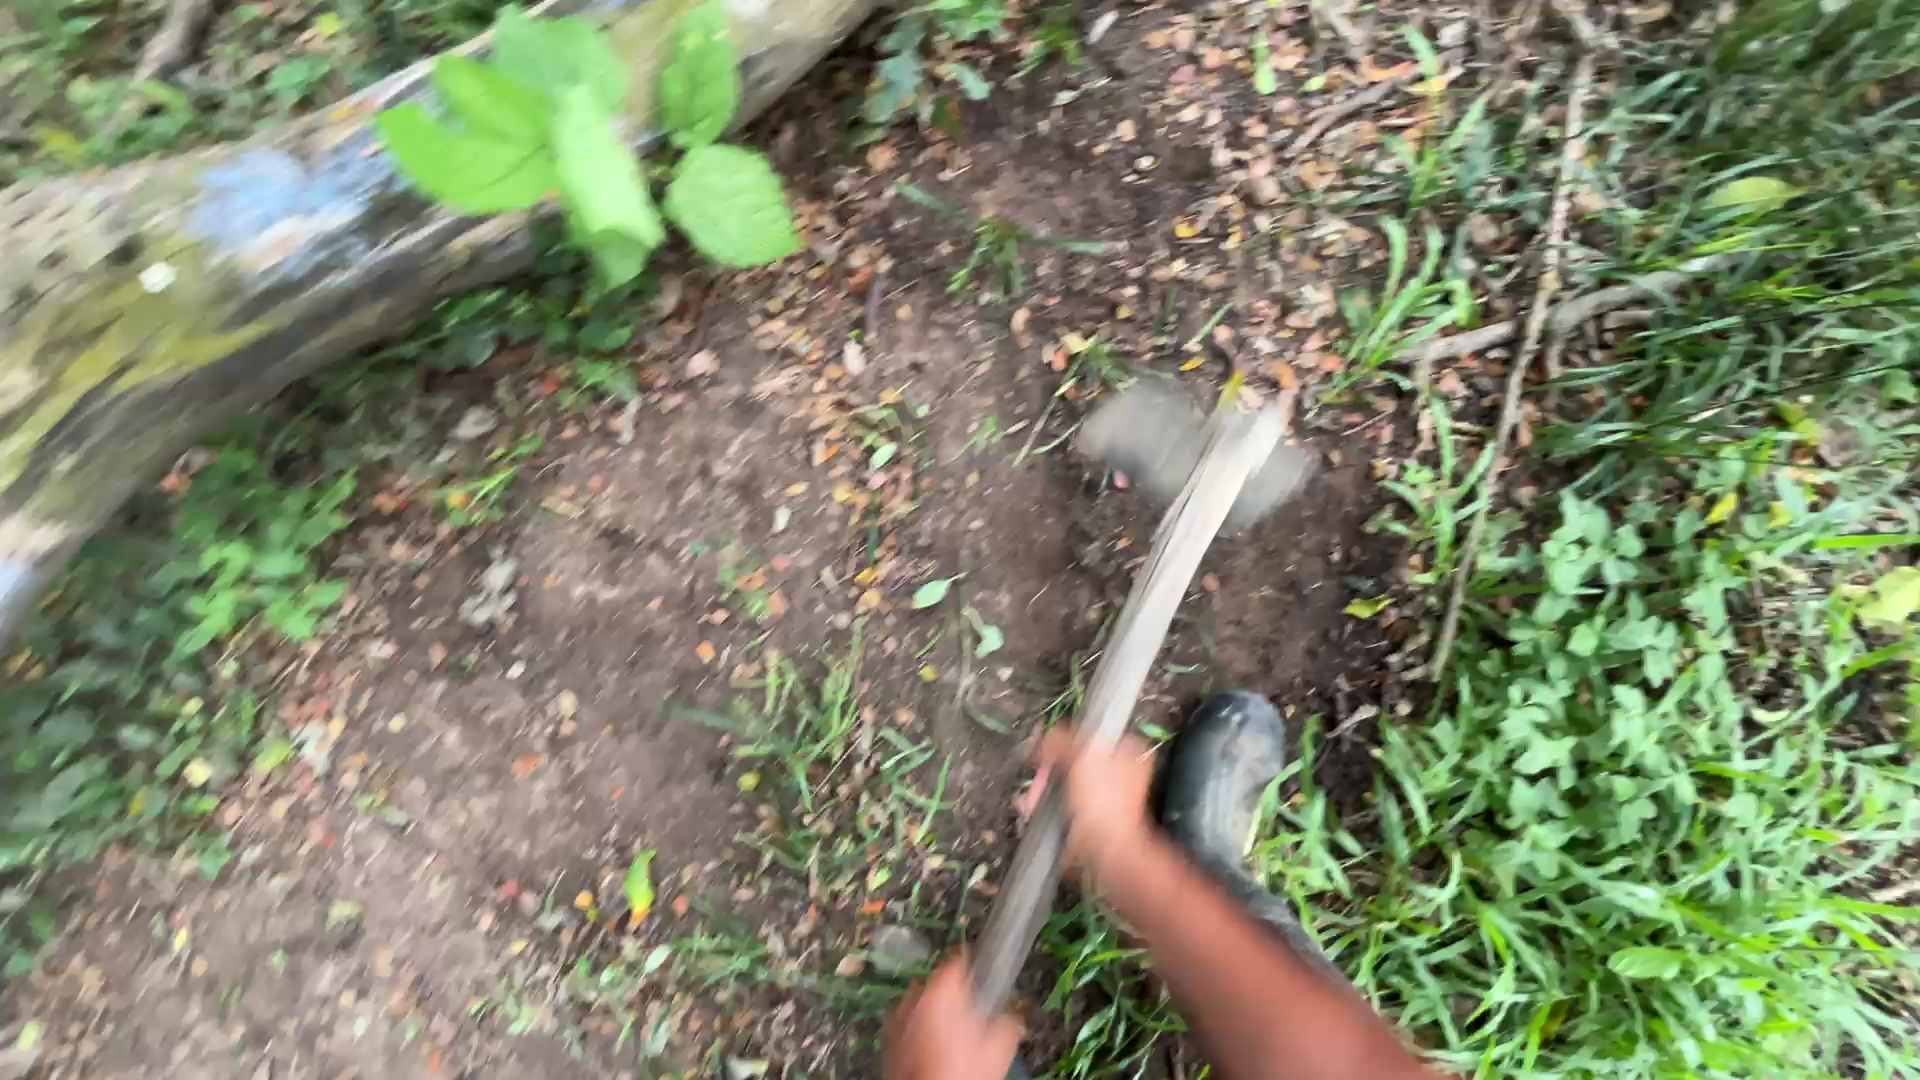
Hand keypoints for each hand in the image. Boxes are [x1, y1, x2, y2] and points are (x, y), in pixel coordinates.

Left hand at [885, 955, 1022, 1079]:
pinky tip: (930, 1049)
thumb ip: (1009, 1022)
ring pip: (920, 1001)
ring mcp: (896, 1016)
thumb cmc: (961, 1072)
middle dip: (951, 993)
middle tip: (968, 1014)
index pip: (958, 958)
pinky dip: (916, 1028)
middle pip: (938, 981)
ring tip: (949, 1036)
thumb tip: (1016, 1013)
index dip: (972, 965)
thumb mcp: (997, 1050)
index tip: (981, 977)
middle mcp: (915, 995)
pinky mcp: (886, 1038)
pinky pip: (906, 1022)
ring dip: (932, 1010)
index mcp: (941, 990)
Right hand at [1030, 729, 1156, 880]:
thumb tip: (1047, 734)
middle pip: (1076, 758)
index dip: (1068, 738)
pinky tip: (1031, 806)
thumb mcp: (1081, 756)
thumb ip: (1062, 740)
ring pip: (1068, 780)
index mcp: (1129, 750)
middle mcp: (1121, 770)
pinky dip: (1048, 803)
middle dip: (1050, 768)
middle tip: (1038, 777)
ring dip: (1045, 787)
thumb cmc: (1102, 797)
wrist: (1107, 849)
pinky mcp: (1093, 815)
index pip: (1093, 733)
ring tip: (1029, 798)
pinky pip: (1066, 801)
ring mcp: (1108, 794)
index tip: (1048, 748)